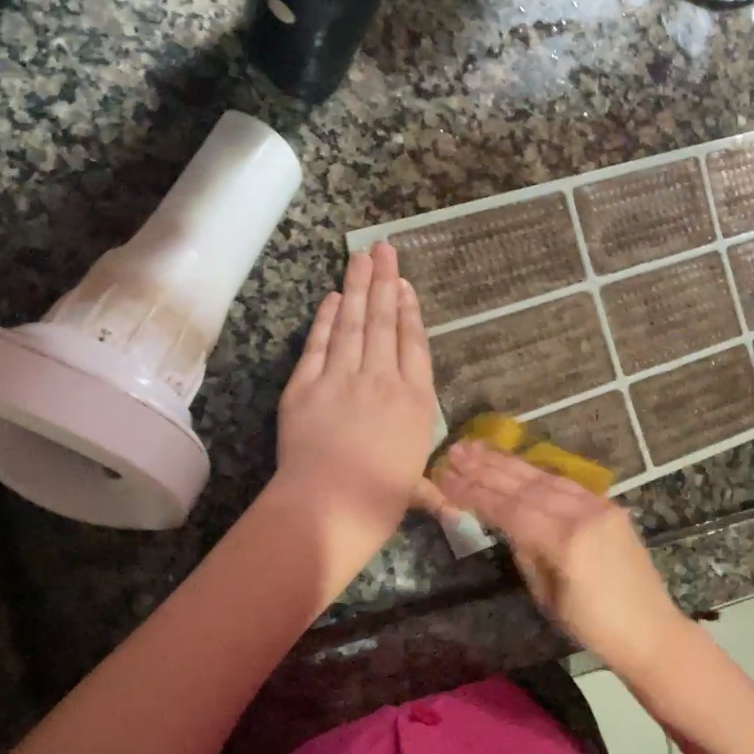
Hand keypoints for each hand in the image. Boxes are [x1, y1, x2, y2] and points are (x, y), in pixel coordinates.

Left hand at [273, 241, 438, 552]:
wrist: (328, 504)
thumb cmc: (379, 502)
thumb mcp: (415, 489)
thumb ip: (425, 482)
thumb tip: (447, 506)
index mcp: (415, 402)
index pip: (413, 344)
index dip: (409, 310)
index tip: (405, 284)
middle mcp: (382, 380)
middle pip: (384, 322)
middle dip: (384, 281)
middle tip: (384, 248)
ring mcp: (341, 378)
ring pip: (353, 323)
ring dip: (358, 287)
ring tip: (361, 256)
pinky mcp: (305, 385)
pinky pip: (319, 344)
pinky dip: (326, 319)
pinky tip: (332, 298)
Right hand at [433, 440, 693, 668]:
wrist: (651, 630)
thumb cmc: (593, 627)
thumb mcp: (547, 595)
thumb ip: (526, 551)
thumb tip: (506, 523)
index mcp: (565, 541)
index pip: (511, 508)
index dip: (475, 493)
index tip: (446, 478)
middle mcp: (584, 514)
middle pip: (526, 485)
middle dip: (486, 468)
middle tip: (454, 452)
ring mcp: (600, 506)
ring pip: (546, 478)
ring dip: (509, 463)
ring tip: (476, 449)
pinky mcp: (609, 507)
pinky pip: (566, 484)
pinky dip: (536, 473)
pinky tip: (515, 464)